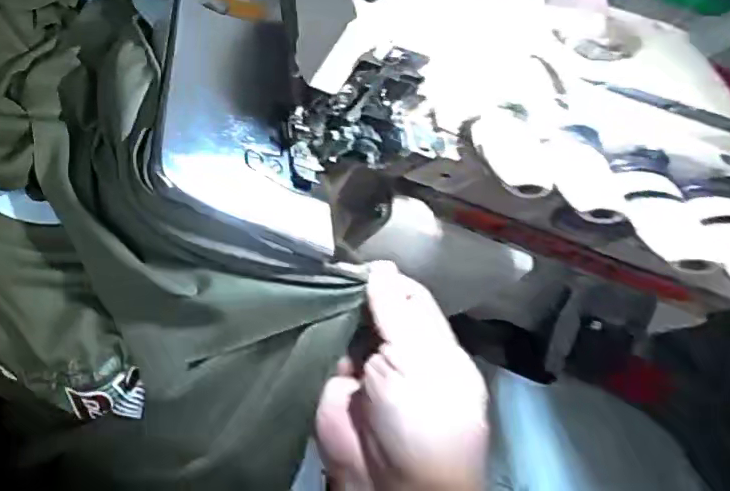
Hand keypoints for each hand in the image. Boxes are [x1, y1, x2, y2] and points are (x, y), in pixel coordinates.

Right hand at [314, 262, 488, 490]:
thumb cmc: (420, 423)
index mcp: (433, 349)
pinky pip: (319, 334)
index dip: (386, 278)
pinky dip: (310, 318)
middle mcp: (399, 350)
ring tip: (307, 273)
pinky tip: (296, 295)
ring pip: (344, 315)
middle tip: (324, 261)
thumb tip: (381, 266)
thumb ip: (397, 313)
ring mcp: (362, 362)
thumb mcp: (420, 363)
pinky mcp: (329, 370)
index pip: (410, 297)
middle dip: (353, 285)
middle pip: (374, 303)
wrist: (386, 483)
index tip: (356, 260)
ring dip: (329, 298)